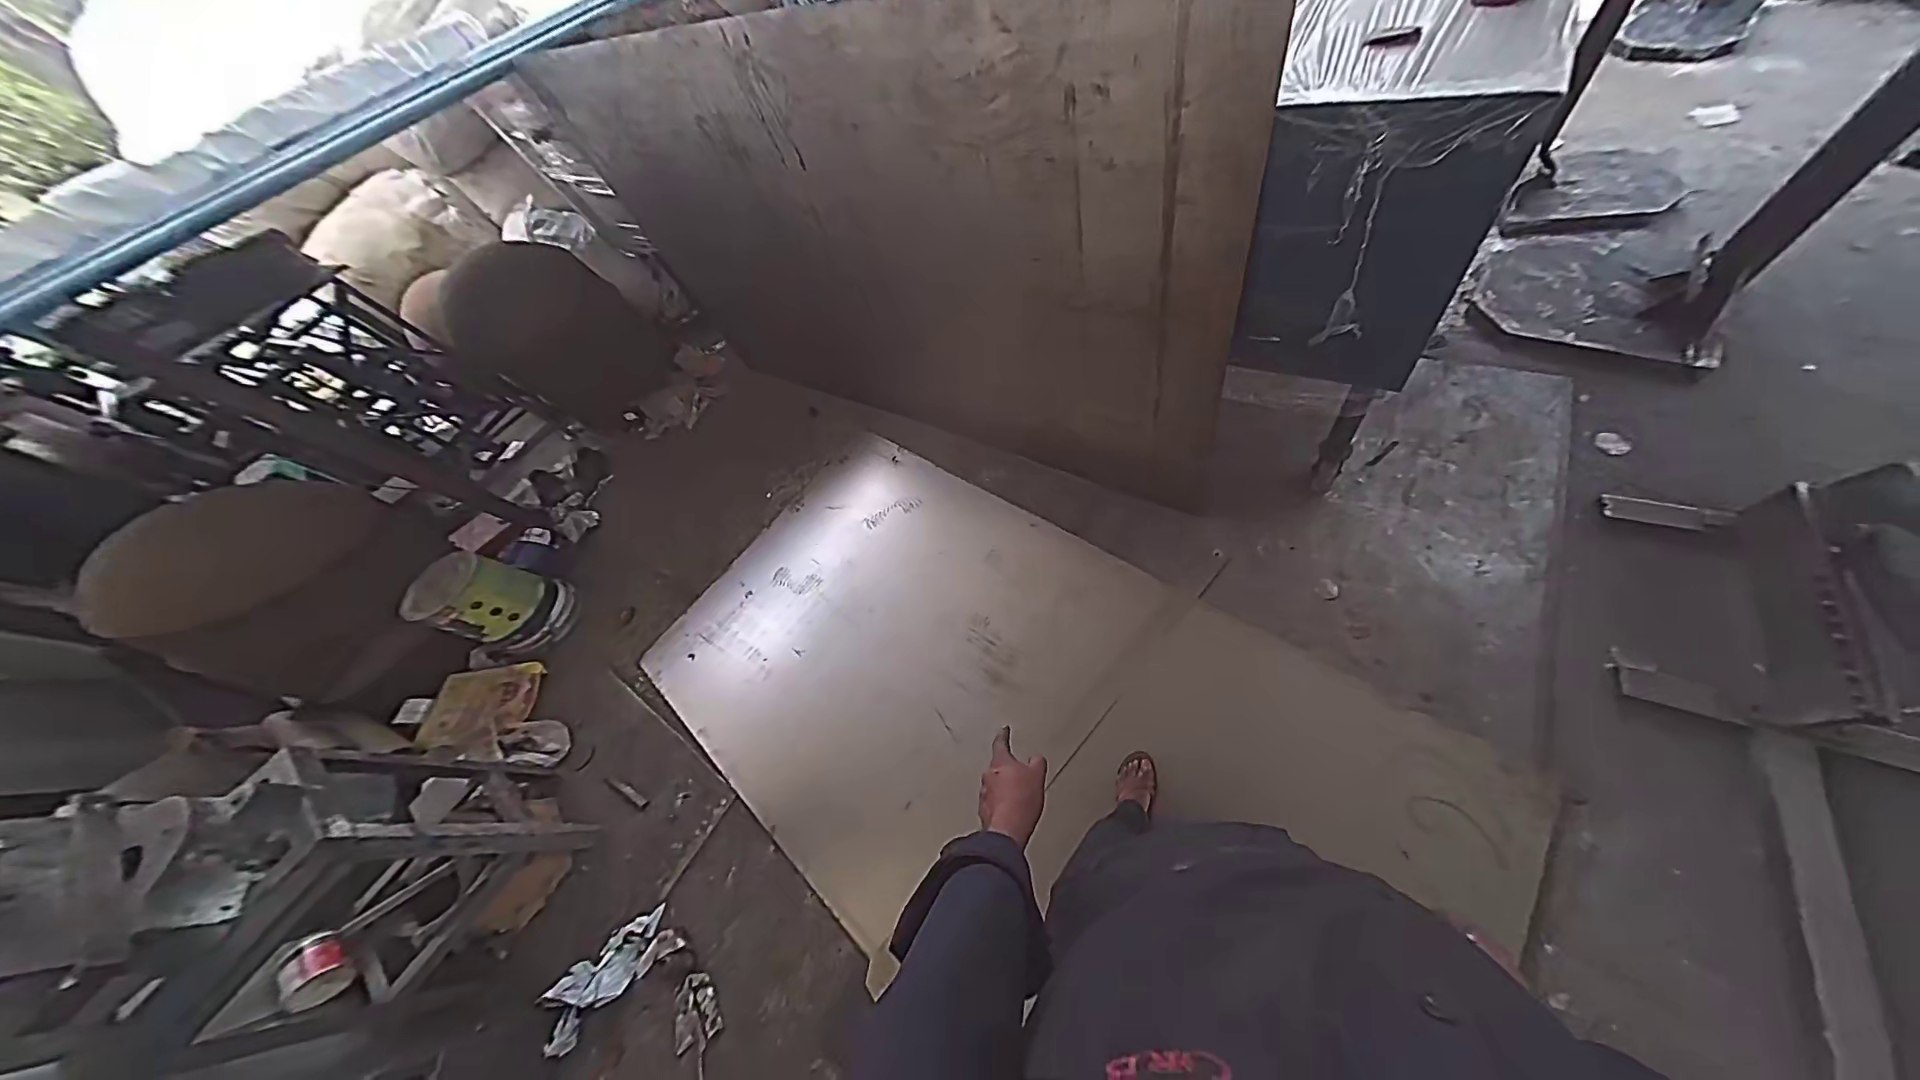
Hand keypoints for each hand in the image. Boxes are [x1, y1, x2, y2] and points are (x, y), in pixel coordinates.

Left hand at [979, 726, 1046, 848]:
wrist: (1007, 830)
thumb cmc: (1020, 803)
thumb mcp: (1037, 776)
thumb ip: (1037, 762)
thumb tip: (1036, 759)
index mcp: (1000, 763)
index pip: (1000, 743)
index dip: (1003, 735)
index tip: (1003, 730)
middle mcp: (988, 776)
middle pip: (997, 766)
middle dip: (1008, 769)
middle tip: (1019, 774)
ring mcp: (984, 794)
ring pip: (994, 785)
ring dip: (1004, 788)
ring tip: (1019, 797)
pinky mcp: (984, 811)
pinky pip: (993, 802)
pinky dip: (1001, 803)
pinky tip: (1011, 810)